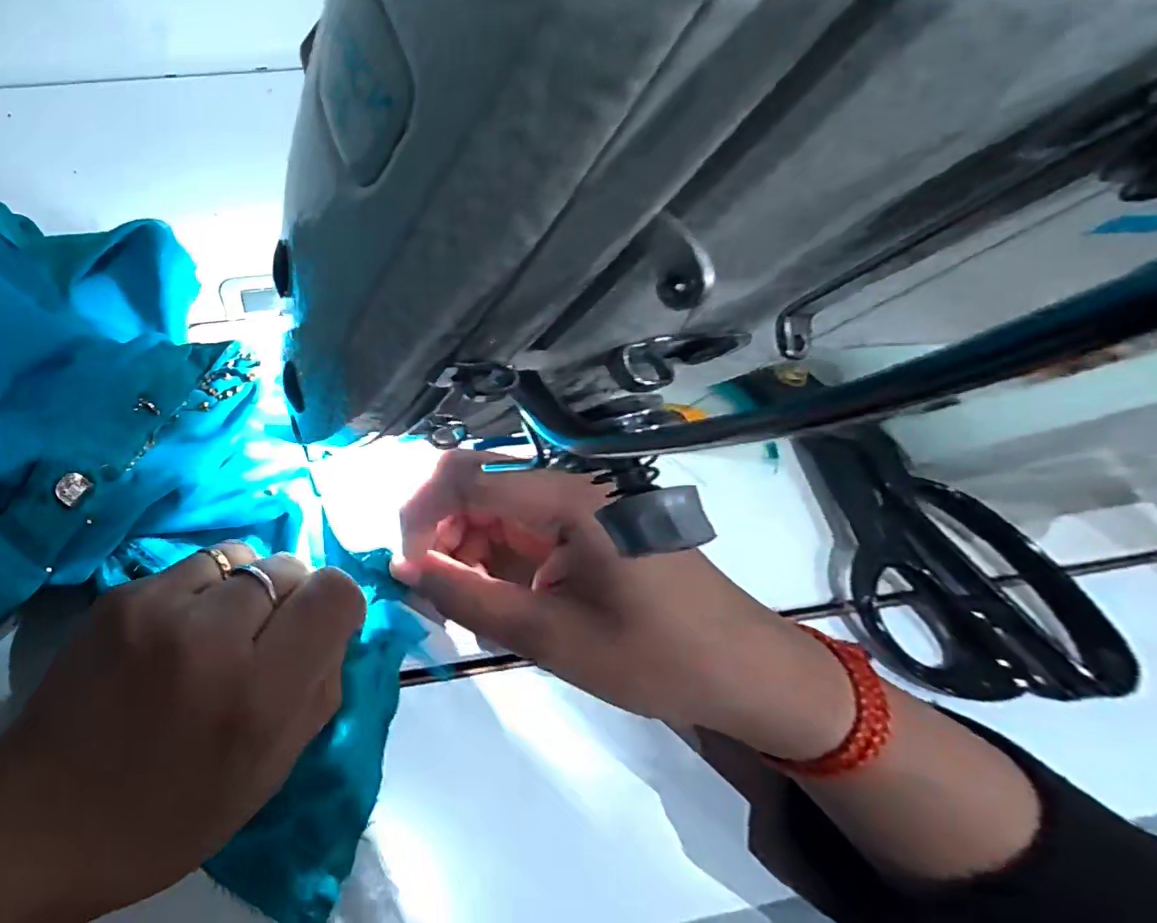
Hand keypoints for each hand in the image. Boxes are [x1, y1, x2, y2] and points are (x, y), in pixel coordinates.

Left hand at [0, 543, 366, 922]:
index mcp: (258, 698)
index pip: (334, 595)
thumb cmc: (166, 816)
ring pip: (239, 557)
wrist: (42, 812)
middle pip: (288, 567)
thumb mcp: (263, 778)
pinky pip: (190, 568)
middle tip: (262, 639)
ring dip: (243, 588)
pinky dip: (199, 591)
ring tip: (218, 628)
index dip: (335, 607)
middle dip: (289, 597)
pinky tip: (173, 631)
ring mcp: (158, 606)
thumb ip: (314, 695)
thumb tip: (332, 630)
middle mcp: (212, 638)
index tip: (315, 631)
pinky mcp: (121, 593)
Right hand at [393, 451, 853, 759]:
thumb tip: (404, 570)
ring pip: (488, 506)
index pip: (465, 480)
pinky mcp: (580, 525)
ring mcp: (575, 503)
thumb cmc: (659, 658)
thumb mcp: (552, 637)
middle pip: (473, 486)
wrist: (752, 676)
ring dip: (460, 547)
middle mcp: (569, 485)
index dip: (421, 517)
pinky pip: (514, 526)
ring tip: (458, 600)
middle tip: (429, 591)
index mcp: (569, 498)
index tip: (405, 569)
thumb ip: (470, 598)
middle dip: (438, 533)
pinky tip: (489, 595)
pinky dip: (488, 557)